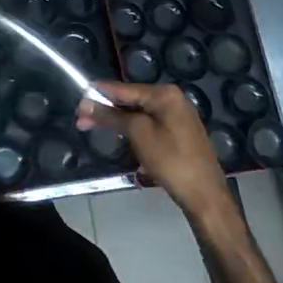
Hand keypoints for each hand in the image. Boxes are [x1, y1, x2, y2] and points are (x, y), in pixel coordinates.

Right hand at [77, 82, 231, 217]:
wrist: (204, 193)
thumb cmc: (171, 160)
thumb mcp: (138, 134)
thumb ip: (111, 116)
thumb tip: (84, 104)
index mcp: (165, 94)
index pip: (124, 89)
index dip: (100, 94)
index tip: (78, 100)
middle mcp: (173, 98)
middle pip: (132, 99)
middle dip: (107, 109)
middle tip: (81, 120)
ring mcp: (178, 115)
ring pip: (140, 112)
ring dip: (118, 119)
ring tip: (94, 127)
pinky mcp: (179, 132)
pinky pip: (150, 122)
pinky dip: (133, 127)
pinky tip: (119, 133)